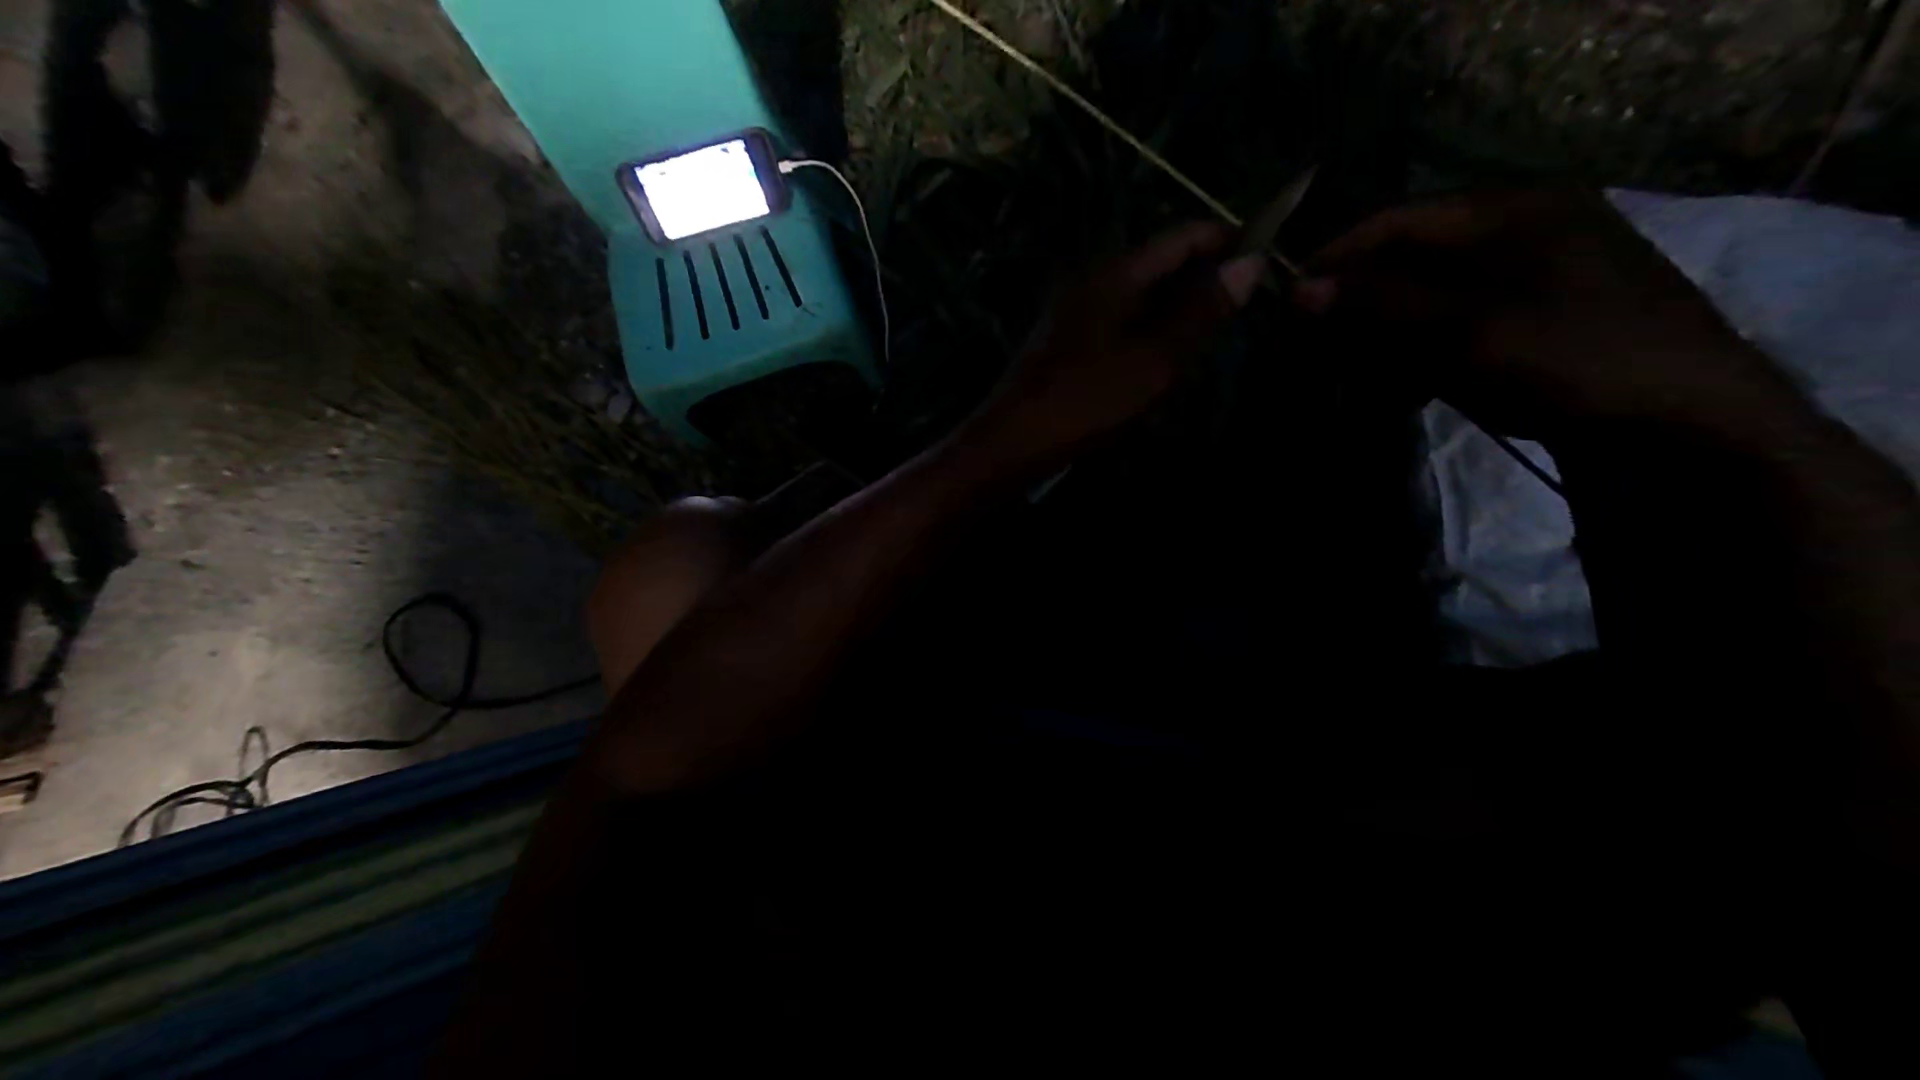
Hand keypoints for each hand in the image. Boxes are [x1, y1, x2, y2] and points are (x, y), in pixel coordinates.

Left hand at [962, 222, 1264, 464]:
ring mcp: (1075, 310)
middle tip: (1248, 306)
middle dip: (1205, 278)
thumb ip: (1200, 313)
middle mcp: (1091, 280)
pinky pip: (1122, 321)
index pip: (1181, 236)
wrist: (1009, 445)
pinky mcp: (1067, 340)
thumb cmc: (1082, 404)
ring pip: (1142, 295)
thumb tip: (1250, 263)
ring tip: (1215, 335)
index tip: (1270, 255)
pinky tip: (1166, 358)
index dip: (1226, 240)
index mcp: (1113, 274)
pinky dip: (1151, 331)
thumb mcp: (1151, 362)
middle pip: (1161, 263)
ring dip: (1179, 308)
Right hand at [1298, 190, 1804, 445]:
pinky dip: (1416, 357)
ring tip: (1353, 381)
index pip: (1396, 219)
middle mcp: (1520, 231)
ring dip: (1381, 340)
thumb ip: (1379, 305)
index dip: (1336, 258)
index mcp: (1513, 209)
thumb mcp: (1465, 329)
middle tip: (1314, 351)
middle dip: (1357, 308)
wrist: (1683, 425)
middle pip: (1408, 261)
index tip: (1287, 300)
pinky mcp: (1531, 322)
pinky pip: (1451, 329)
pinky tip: (1402, 391)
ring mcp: (1528, 278)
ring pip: (1424, 300)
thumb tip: (1298, 290)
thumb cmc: (1572, 359)